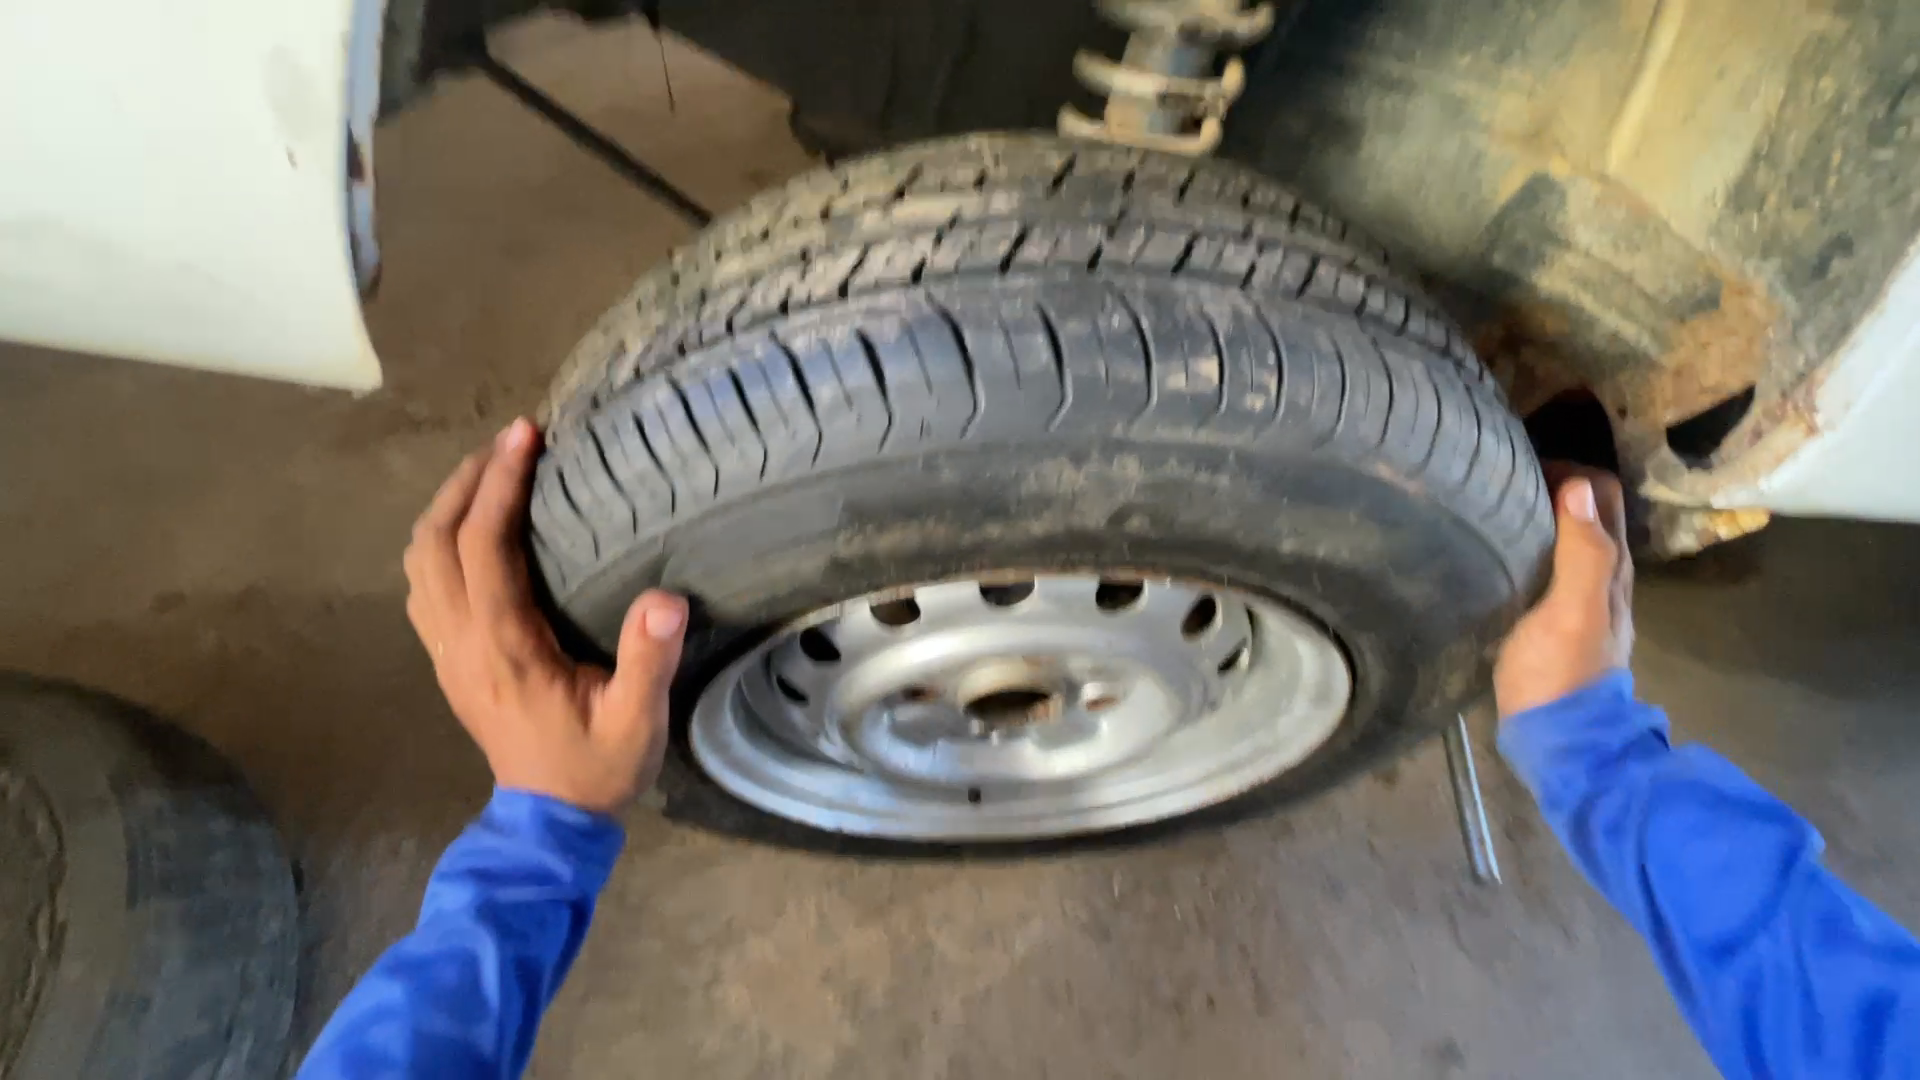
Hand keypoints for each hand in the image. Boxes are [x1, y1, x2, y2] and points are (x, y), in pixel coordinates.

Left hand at [403, 417, 688, 814]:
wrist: (549, 821)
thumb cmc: (597, 766)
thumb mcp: (638, 720)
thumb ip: (649, 661)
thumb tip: (667, 598)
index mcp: (504, 647)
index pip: (483, 549)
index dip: (499, 487)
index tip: (525, 437)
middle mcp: (461, 643)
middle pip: (433, 543)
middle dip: (465, 483)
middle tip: (509, 444)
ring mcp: (447, 654)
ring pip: (419, 563)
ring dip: (448, 509)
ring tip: (491, 475)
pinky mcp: (452, 661)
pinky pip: (427, 585)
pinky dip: (443, 542)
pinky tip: (476, 533)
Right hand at [1494, 464, 1634, 719]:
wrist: (1555, 735)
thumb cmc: (1560, 671)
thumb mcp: (1572, 610)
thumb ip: (1582, 553)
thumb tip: (1577, 485)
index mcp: (1611, 568)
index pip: (1603, 496)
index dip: (1572, 470)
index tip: (1520, 463)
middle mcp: (1598, 576)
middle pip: (1584, 512)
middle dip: (1551, 485)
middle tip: (1495, 476)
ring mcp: (1571, 598)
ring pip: (1561, 537)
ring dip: (1535, 514)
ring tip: (1485, 504)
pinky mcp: (1544, 615)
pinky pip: (1538, 563)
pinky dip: (1521, 544)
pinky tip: (1487, 548)